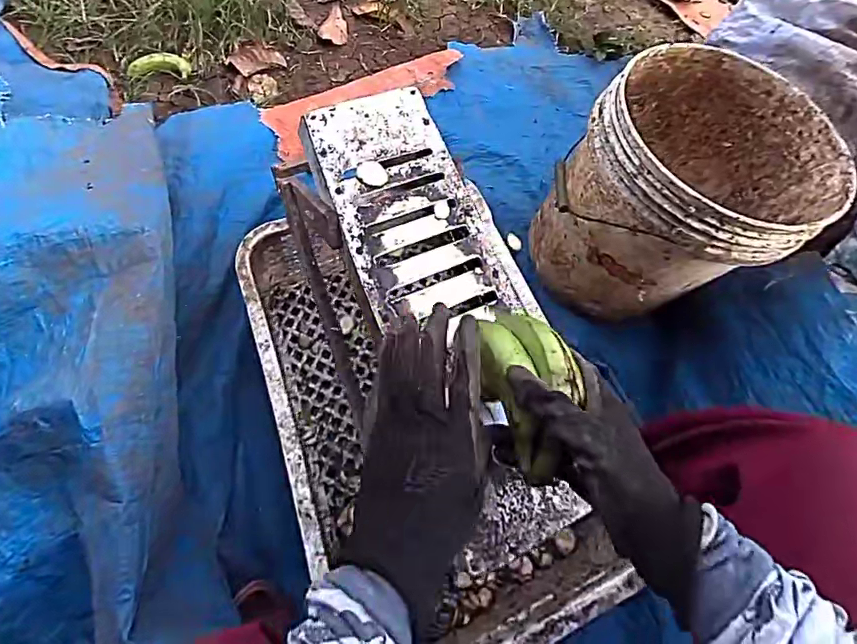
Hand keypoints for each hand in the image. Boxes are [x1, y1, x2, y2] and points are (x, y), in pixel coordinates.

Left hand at [339, 306, 488, 628]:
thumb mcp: (476, 484)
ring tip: (408, 312)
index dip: (466, 346)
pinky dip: (384, 360)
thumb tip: (479, 411)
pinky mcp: (377, 427)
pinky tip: (386, 344)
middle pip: (431, 364)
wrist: (396, 548)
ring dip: (406, 337)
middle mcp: (427, 420)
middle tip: (439, 307)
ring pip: (403, 367)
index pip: (464, 377)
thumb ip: (477, 442)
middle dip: (435, 331)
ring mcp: (398, 420)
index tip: (469, 323)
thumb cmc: (444, 521)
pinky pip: (381, 384)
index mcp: (457, 433)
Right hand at [508, 363, 702, 625]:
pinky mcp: (575, 467)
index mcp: (596, 394)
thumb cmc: (622, 473)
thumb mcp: (586, 434)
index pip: (565, 360)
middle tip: (486, 389)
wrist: (649, 531)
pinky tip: (501, 455)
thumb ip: (550, 405)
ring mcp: (581, 440)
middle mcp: (587, 411)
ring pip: (543, 425)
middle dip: (519, 392)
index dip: (538, 350)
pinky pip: (544, 453)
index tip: (506, 344)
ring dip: (517, 427)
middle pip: (548, 393)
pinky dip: (525, 454)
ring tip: (487, 430)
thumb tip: (515, 371)